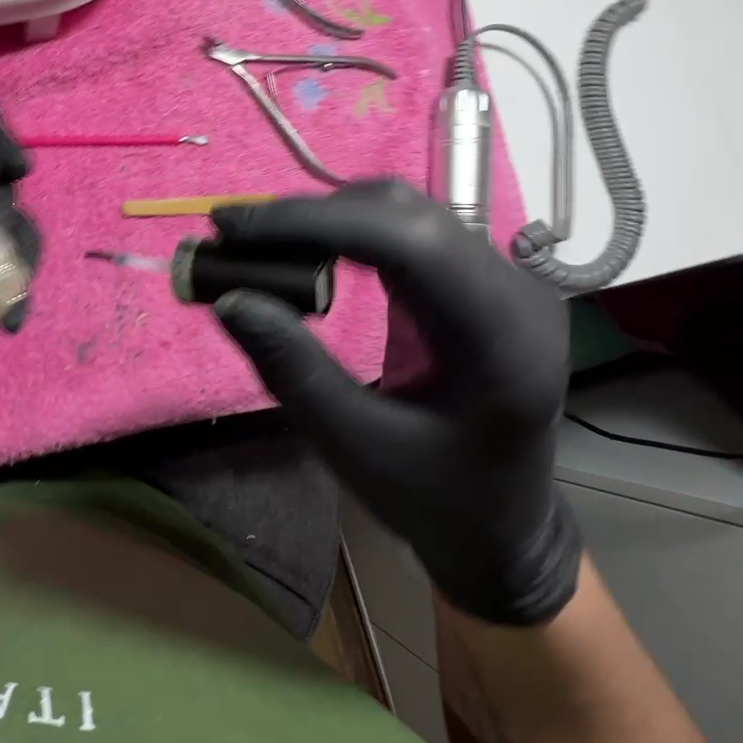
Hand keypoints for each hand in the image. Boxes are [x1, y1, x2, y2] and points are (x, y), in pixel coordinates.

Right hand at [211, 180, 580, 625]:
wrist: (502, 529)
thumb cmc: (435, 498)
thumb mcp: (355, 445)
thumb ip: (294, 369)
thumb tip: (229, 298)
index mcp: (503, 338)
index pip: (409, 242)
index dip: (315, 222)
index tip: (231, 226)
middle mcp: (513, 291)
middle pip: (406, 214)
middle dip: (310, 216)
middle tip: (230, 236)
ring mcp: (500, 282)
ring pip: (404, 213)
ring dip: (323, 218)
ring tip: (254, 242)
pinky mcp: (475, 283)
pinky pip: (406, 234)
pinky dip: (343, 233)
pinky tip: (301, 250)